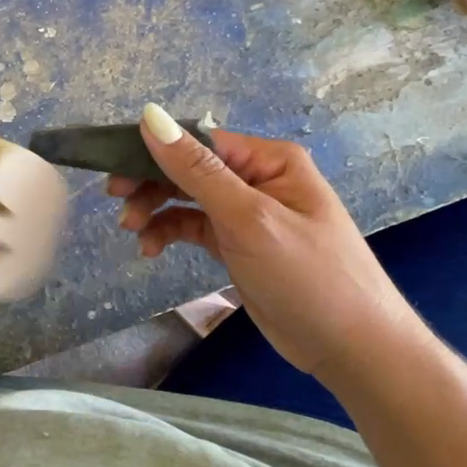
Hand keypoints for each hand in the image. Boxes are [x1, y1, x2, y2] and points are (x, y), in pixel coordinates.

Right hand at [108, 103, 428, 378]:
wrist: (353, 349)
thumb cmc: (309, 276)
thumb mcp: (248, 219)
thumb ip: (195, 170)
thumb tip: (149, 116)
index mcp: (269, 160)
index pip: (198, 140)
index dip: (152, 150)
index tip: (113, 171)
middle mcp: (257, 178)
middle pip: (186, 167)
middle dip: (148, 183)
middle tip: (116, 201)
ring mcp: (246, 212)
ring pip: (182, 196)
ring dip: (153, 209)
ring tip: (132, 232)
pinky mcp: (236, 243)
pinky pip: (189, 225)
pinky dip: (166, 232)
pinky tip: (151, 250)